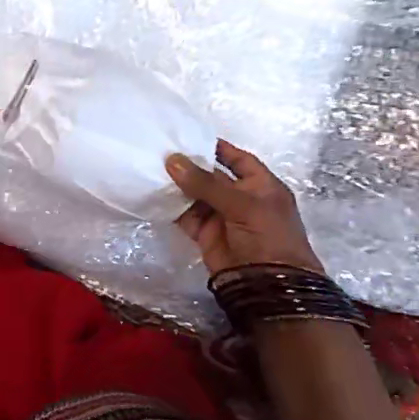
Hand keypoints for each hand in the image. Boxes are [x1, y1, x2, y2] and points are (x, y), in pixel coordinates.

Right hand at [166, 140, 323, 276]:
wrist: (267, 283)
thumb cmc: (267, 236)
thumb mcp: (242, 204)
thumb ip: (205, 183)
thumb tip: (172, 160)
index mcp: (261, 186)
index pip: (239, 159)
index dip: (218, 148)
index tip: (191, 136)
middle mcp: (241, 198)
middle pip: (212, 176)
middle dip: (190, 165)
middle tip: (160, 150)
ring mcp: (222, 216)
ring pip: (195, 195)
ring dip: (176, 185)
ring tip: (151, 169)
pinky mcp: (205, 233)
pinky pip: (185, 215)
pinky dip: (170, 207)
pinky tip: (152, 194)